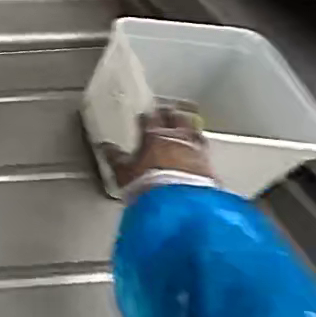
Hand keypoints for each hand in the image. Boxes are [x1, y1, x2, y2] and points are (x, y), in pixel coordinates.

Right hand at [99, 105, 217, 199]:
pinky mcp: (210, 164)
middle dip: (170, 113)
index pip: (149, 118)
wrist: (180, 205)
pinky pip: (204, 148)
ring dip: (188, 125)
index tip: (144, 116)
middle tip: (166, 111)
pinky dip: (200, 145)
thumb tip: (105, 147)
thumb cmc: (149, 185)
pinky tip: (199, 149)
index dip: (146, 116)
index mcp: (153, 135)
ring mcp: (195, 149)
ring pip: (193, 128)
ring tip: (186, 124)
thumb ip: (115, 159)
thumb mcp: (124, 174)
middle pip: (175, 117)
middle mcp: (176, 137)